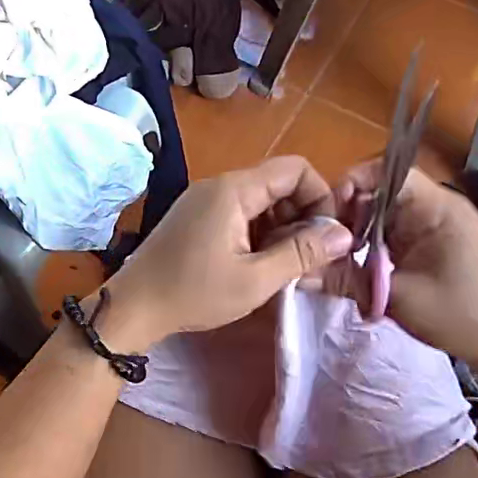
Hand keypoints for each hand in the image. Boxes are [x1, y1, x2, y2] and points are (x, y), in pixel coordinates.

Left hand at [102, 156, 354, 349]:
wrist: (133, 308)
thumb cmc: (194, 295)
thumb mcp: (255, 280)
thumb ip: (301, 254)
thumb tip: (345, 235)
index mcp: (234, 190)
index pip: (296, 169)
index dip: (320, 198)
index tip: (325, 237)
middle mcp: (220, 185)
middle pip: (279, 183)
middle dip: (303, 217)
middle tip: (308, 259)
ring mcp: (205, 200)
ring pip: (262, 201)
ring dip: (282, 229)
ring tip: (285, 267)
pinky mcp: (197, 217)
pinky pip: (242, 213)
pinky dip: (260, 233)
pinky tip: (259, 265)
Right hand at [327, 163, 477, 371]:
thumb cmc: (460, 315)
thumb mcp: (398, 298)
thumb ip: (348, 281)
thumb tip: (301, 274)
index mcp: (436, 207)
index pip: (387, 172)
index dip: (352, 185)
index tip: (327, 216)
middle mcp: (438, 208)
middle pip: (382, 195)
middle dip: (351, 217)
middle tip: (326, 247)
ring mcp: (439, 227)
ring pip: (387, 218)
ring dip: (363, 238)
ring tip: (341, 263)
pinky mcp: (437, 246)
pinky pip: (398, 236)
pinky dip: (378, 251)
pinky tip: (364, 274)